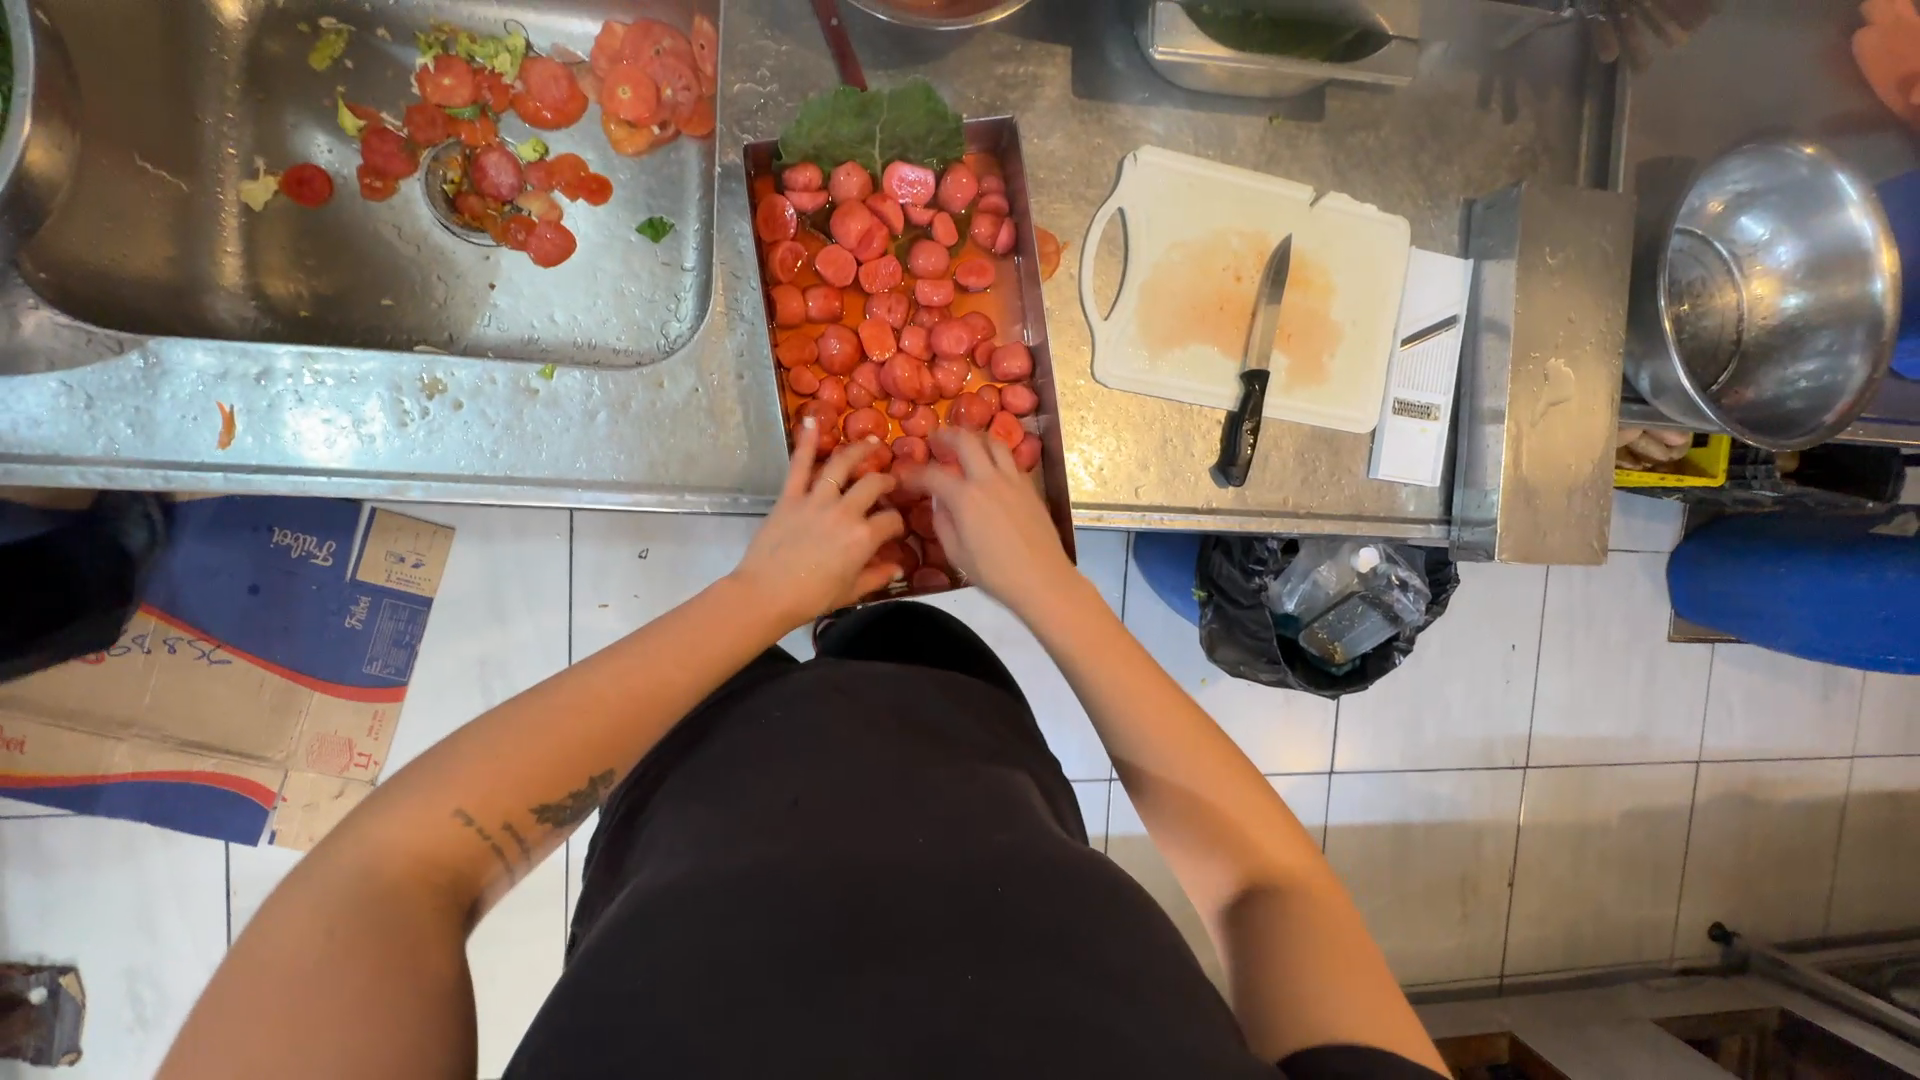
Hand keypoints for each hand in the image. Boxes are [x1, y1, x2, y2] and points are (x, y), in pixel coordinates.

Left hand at [729, 421, 906, 630]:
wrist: (767, 594)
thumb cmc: (811, 598)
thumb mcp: (852, 592)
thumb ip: (878, 577)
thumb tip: (898, 567)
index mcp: (864, 538)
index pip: (891, 521)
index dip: (897, 524)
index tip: (894, 528)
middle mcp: (845, 512)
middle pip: (873, 485)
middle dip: (886, 482)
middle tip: (889, 482)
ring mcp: (816, 500)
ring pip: (842, 465)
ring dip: (858, 451)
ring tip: (870, 444)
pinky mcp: (790, 497)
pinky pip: (799, 464)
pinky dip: (805, 441)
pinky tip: (811, 420)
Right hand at [908, 429, 1079, 619]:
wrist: (1042, 578)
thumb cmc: (995, 573)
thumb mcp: (956, 554)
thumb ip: (943, 523)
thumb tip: (939, 503)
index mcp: (965, 498)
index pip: (932, 474)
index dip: (914, 473)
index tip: (904, 476)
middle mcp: (988, 479)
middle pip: (965, 441)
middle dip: (946, 436)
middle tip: (936, 440)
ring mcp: (1013, 480)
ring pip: (994, 443)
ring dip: (976, 439)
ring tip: (967, 446)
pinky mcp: (1031, 488)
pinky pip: (1010, 462)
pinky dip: (996, 458)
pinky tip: (992, 471)